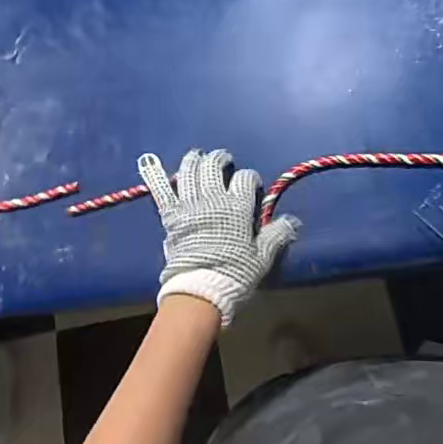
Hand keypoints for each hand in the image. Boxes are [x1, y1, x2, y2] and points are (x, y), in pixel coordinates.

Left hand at [139, 149, 299, 326]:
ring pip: (189, 173)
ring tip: (197, 156)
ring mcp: (189, 205)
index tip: (251, 183)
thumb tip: (291, 221)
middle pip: (213, 168)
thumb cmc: (235, 273)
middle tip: (222, 159)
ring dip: (193, 161)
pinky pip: (162, 191)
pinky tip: (151, 164)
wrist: (201, 287)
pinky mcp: (171, 215)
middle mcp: (212, 200)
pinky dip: (156, 176)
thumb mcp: (262, 257)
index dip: (250, 178)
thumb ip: (276, 235)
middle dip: (219, 159)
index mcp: (237, 207)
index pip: (245, 180)